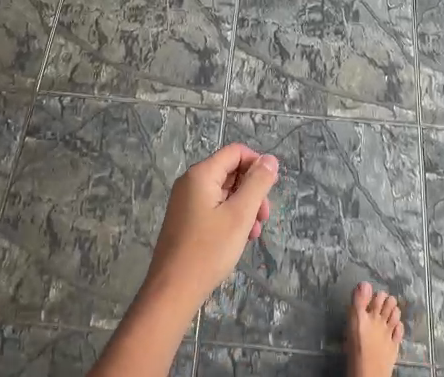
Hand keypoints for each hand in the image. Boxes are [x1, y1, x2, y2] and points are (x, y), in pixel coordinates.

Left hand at [139, 144, 279, 313]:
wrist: (173, 290)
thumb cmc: (209, 250)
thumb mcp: (240, 215)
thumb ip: (258, 183)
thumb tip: (270, 159)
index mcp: (201, 174)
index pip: (236, 152)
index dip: (257, 165)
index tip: (270, 191)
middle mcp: (191, 182)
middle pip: (230, 172)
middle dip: (252, 191)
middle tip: (264, 218)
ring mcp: (186, 202)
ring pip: (224, 193)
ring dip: (244, 208)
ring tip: (253, 235)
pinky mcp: (186, 220)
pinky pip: (214, 208)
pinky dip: (230, 218)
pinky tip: (239, 240)